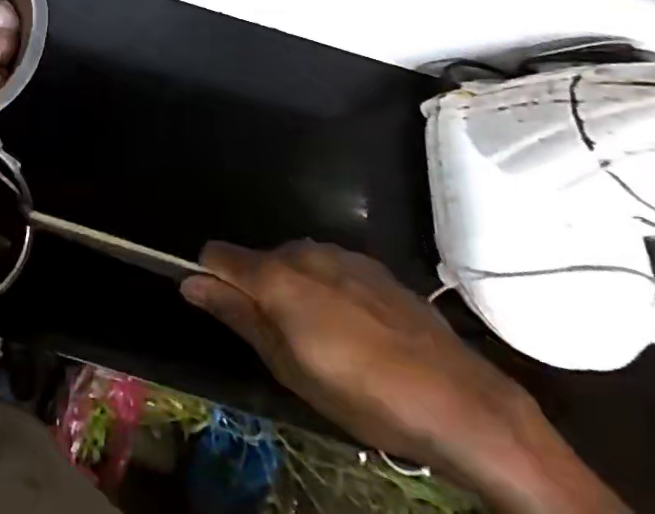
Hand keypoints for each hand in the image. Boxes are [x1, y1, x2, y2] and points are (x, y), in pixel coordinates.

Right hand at [182, 242, 628, 513]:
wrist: (464, 404)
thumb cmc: (362, 394)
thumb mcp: (287, 366)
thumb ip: (236, 315)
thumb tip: (190, 282)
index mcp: (276, 275)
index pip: (216, 253)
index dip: (211, 279)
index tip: (226, 312)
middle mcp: (304, 251)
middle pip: (257, 258)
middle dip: (257, 289)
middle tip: (282, 340)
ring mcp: (344, 256)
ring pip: (295, 262)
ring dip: (294, 289)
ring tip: (324, 338)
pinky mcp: (376, 267)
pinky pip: (331, 268)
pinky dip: (327, 289)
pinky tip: (358, 331)